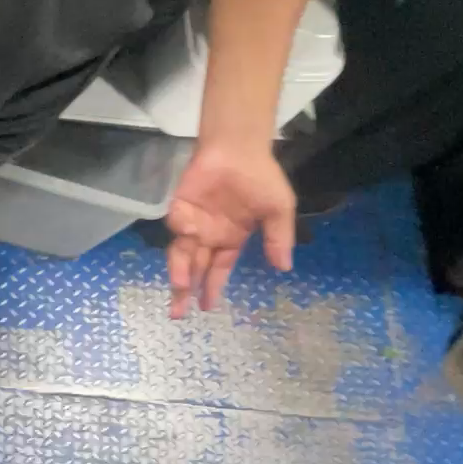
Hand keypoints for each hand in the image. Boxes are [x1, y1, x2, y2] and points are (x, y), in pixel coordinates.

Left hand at [164, 138, 295, 318]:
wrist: (238, 149)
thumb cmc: (260, 178)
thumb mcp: (278, 210)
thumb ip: (278, 238)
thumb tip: (285, 268)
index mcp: (230, 239)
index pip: (218, 269)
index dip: (212, 288)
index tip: (207, 308)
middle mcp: (209, 236)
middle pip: (195, 268)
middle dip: (186, 291)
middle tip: (178, 314)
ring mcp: (192, 223)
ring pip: (181, 254)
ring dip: (179, 272)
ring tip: (179, 290)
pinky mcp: (178, 208)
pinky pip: (177, 227)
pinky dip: (182, 234)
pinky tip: (191, 234)